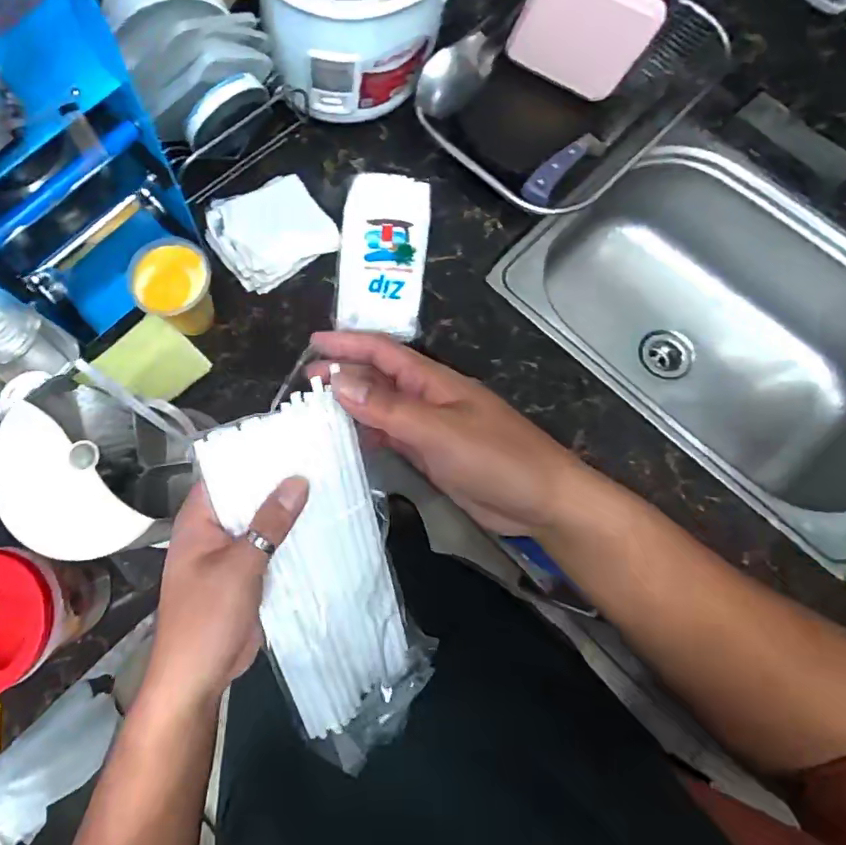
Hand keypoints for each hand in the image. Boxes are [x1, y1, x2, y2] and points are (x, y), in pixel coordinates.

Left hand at [141, 477, 307, 708]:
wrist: (197, 676)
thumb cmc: (207, 616)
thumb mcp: (241, 565)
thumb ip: (269, 523)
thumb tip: (297, 480)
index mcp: (197, 522)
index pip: (224, 475)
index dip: (252, 457)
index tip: (288, 440)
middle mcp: (211, 533)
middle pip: (244, 499)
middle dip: (275, 485)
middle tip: (317, 461)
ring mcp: (227, 556)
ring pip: (258, 526)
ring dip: (284, 514)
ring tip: (324, 486)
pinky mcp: (243, 578)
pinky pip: (267, 551)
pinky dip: (286, 542)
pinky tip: (317, 529)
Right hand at [308, 330, 596, 536]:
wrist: (542, 501)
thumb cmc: (498, 458)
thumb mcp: (440, 431)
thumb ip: (389, 409)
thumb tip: (339, 381)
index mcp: (433, 381)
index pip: (383, 352)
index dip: (347, 344)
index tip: (312, 343)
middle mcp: (427, 399)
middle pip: (378, 379)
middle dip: (342, 375)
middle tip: (303, 384)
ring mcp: (429, 428)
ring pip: (381, 409)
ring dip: (351, 406)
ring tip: (315, 411)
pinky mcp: (431, 455)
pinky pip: (391, 437)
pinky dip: (367, 436)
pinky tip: (347, 442)